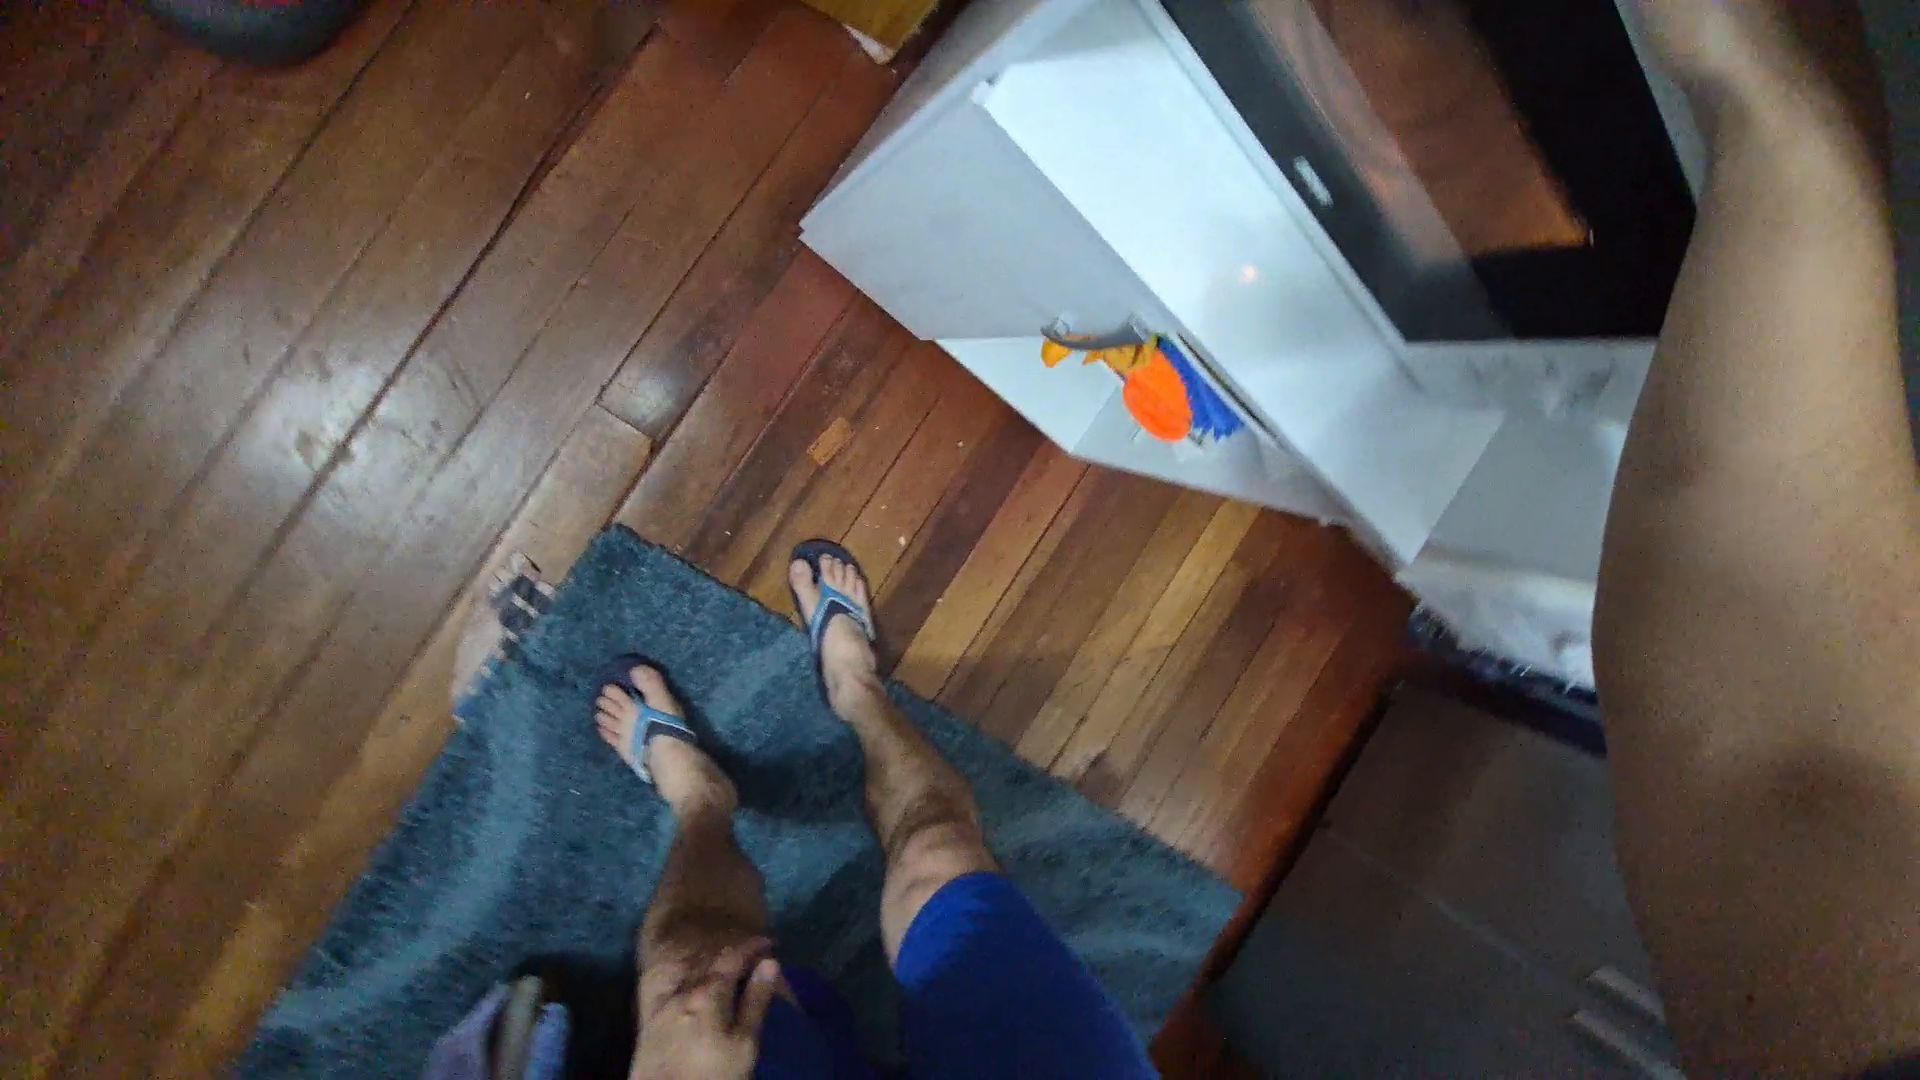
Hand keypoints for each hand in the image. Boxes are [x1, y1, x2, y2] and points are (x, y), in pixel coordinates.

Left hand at [630, 940, 782, 1079]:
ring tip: (725, 969)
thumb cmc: (713, 1078)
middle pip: (710, 961)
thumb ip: (756, 1001)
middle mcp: (684, 991)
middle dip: (731, 954)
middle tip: (750, 957)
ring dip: (709, 965)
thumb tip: (770, 962)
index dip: (752, 946)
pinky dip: (683, 978)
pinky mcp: (649, 1023)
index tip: (768, 943)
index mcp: (709, 993)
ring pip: (689, 972)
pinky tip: (690, 983)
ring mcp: (663, 1006)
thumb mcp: (744, 1045)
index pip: (733, 956)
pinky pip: (667, 987)